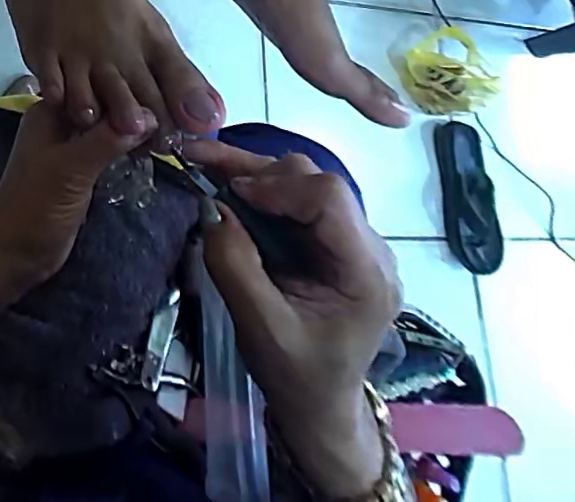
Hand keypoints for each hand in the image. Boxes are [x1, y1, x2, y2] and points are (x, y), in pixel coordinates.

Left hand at [0, 99, 154, 286]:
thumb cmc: (36, 206)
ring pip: (108, 128)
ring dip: (133, 131)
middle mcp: (60, 121)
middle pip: (104, 106)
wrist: (15, 255)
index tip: (164, 96)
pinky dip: (127, 149)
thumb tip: (151, 116)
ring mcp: (70, 145)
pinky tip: (150, 151)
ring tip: (169, 133)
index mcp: (50, 110)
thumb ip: (108, 140)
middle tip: (173, 117)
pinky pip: (108, 149)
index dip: (127, 90)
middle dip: (134, 111)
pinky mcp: (81, 169)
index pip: (95, 86)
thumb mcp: (72, 169)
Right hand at [184, 139, 400, 497]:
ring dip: (252, 172)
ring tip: (208, 170)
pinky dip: (256, 184)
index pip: (329, 198)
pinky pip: (293, 194)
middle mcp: (367, 245)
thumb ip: (235, 265)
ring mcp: (350, 238)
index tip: (232, 194)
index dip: (277, 185)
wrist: (318, 405)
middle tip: (206, 172)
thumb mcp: (259, 327)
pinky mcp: (329, 236)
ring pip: (301, 178)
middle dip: (258, 171)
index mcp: (365, 271)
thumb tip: (210, 206)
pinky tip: (225, 182)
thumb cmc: (296, 375)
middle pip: (314, 179)